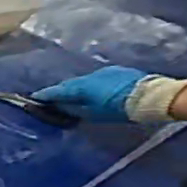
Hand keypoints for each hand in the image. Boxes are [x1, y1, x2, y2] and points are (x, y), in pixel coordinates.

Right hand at [32, 65, 149, 122]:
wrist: (152, 97)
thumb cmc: (119, 109)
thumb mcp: (93, 113)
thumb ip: (74, 109)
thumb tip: (60, 106)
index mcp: (81, 87)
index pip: (57, 91)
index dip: (44, 95)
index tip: (34, 98)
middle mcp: (89, 76)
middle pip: (69, 84)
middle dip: (60, 92)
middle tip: (53, 99)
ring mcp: (104, 72)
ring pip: (84, 81)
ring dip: (77, 89)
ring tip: (74, 97)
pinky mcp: (117, 72)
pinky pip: (97, 79)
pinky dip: (91, 86)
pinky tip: (94, 93)